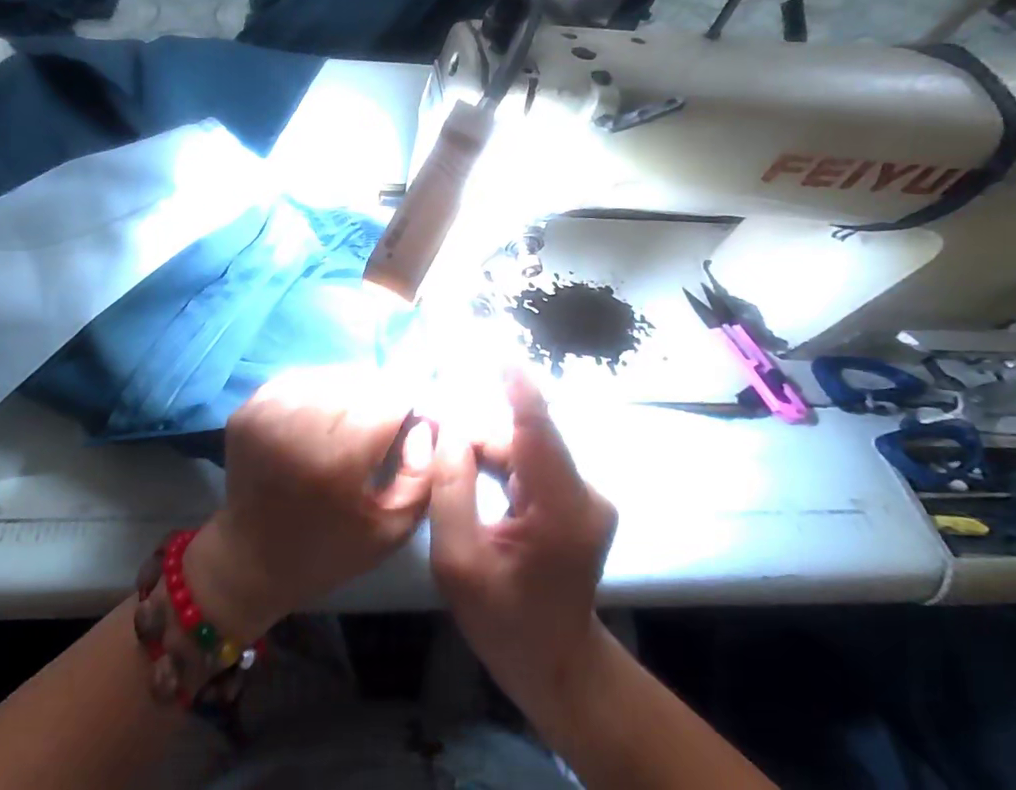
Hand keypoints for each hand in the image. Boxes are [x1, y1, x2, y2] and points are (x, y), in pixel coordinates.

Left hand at [184, 366, 434, 638]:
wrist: (253, 560)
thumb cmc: (331, 549)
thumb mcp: (393, 528)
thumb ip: (421, 473)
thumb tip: (424, 422)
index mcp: (335, 463)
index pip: (389, 399)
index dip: (408, 401)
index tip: (415, 415)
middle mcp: (297, 430)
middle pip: (358, 382)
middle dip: (381, 394)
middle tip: (388, 418)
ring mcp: (266, 416)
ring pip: (328, 375)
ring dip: (351, 387)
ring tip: (358, 413)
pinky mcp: (247, 411)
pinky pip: (298, 379)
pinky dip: (319, 387)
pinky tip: (327, 410)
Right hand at [428, 368, 617, 705]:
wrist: (554, 661)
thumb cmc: (504, 621)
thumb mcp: (459, 561)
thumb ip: (451, 490)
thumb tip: (449, 432)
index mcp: (562, 510)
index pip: (538, 431)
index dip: (519, 388)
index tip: (499, 353)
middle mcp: (585, 494)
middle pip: (524, 441)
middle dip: (477, 435)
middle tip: (430, 434)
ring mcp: (585, 498)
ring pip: (525, 452)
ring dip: (485, 451)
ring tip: (443, 457)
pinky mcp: (577, 502)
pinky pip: (531, 467)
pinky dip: (499, 465)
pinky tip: (470, 474)